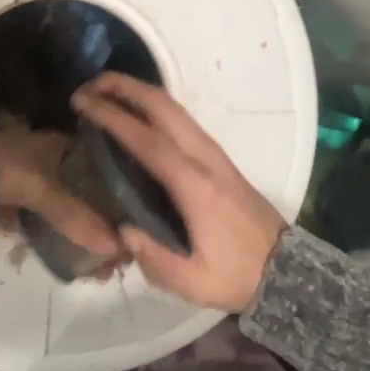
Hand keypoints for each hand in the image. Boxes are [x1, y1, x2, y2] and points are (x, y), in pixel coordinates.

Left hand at [0, 128, 123, 270]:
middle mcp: (54, 160)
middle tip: (122, 259)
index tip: (140, 226)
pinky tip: (76, 265)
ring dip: (85, 236)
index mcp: (63, 144)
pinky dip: (61, 242)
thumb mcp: (40, 187)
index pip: (105, 167)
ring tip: (103, 270)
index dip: (125, 195)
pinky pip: (48, 225)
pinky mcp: (19, 204)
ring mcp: (35, 183)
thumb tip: (117, 246)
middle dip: (106, 224)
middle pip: (89, 193)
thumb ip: (74, 214)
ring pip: (70, 211)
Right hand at [72, 73, 285, 312]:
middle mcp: (203, 157)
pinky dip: (151, 103)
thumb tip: (122, 230)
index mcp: (194, 185)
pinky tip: (134, 110)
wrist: (286, 270)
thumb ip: (154, 260)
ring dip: (137, 91)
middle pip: (162, 106)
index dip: (113, 117)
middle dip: (123, 87)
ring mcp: (213, 151)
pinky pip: (179, 116)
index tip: (83, 104)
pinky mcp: (216, 155)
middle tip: (88, 87)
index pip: (147, 139)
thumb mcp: (195, 284)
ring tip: (104, 91)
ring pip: (173, 106)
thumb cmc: (237, 275)